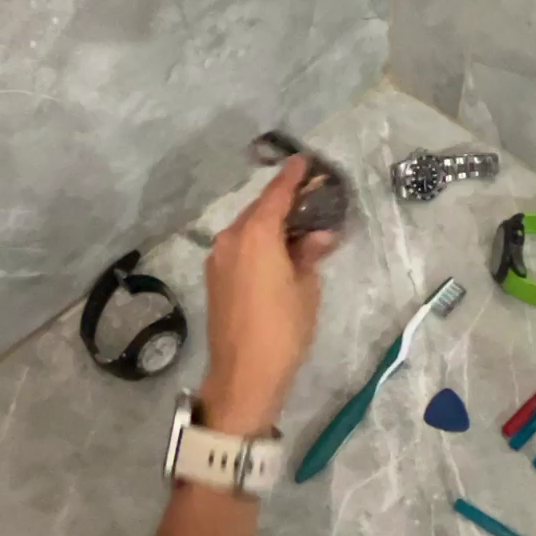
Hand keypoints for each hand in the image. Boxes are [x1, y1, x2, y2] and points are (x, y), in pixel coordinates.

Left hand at [198, 157, 338, 435]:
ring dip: (270, 223)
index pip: (277, 194)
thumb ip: (310, 254)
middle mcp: (231, 238)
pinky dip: (258, 240)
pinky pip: (239, 246)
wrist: (243, 375)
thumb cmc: (283, 329)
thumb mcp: (306, 288)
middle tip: (311, 197)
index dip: (293, 176)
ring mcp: (218, 257)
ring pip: (247, 228)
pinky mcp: (214, 276)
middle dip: (283, 201)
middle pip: (259, 209)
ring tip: (298, 226)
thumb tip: (320, 235)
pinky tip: (276, 249)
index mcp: (256, 234)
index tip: (304, 160)